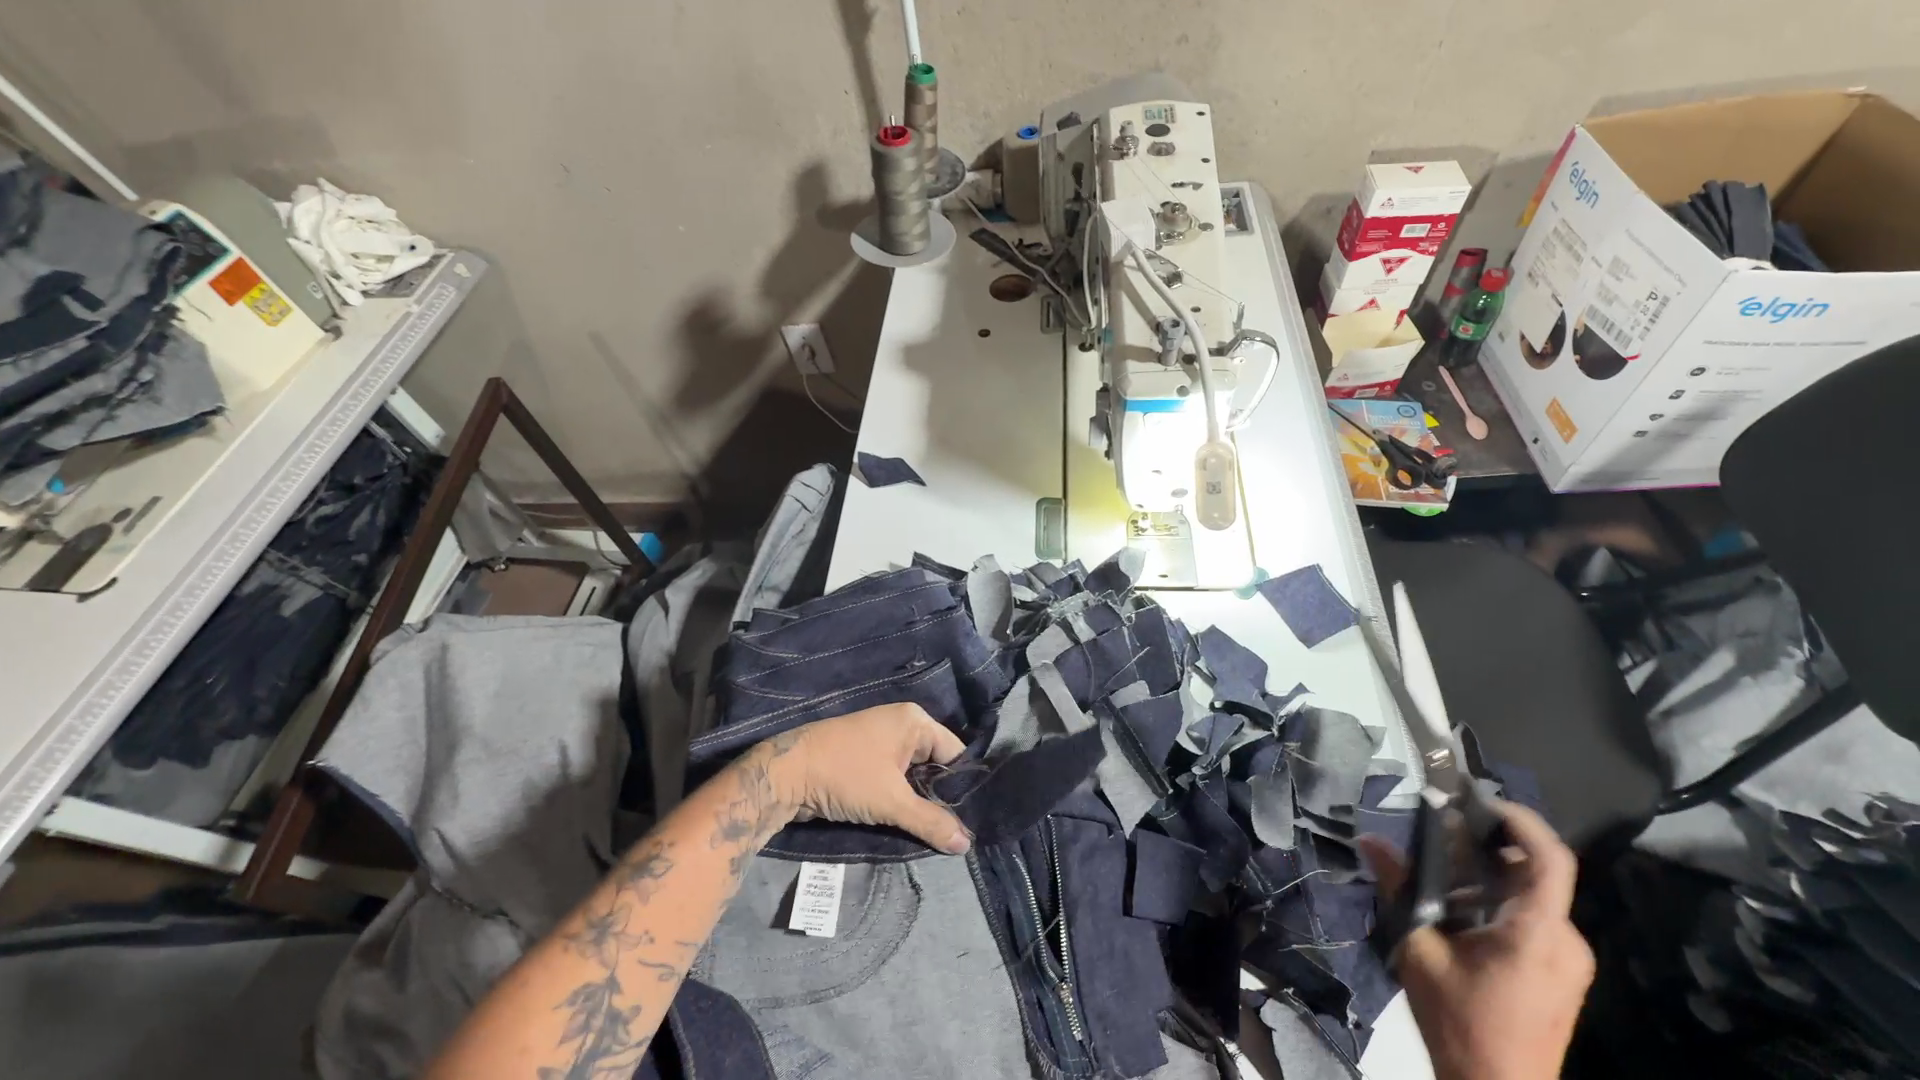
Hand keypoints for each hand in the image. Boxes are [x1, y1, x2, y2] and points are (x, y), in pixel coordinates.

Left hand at [748, 704, 971, 854]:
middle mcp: (901, 725)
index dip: (963, 786)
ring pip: (914, 775)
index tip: (973, 818)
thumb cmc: (844, 776)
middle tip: (956, 830)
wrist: (785, 776)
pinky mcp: (865, 759)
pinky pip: (895, 779)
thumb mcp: (892, 802)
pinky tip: (911, 821)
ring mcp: (881, 741)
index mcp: (914, 720)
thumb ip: (932, 822)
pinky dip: (901, 798)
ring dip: (920, 800)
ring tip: (937, 830)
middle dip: (942, 796)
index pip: (955, 754)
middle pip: (936, 764)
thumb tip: (967, 845)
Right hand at [1358, 801, 1594, 1079]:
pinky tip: (1463, 915)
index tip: (1480, 802)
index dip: (1521, 821)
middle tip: (1446, 834)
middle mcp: (1567, 941)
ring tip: (1445, 875)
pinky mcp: (1564, 978)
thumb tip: (1371, 842)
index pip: (1550, 858)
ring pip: (1535, 900)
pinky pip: (1537, 923)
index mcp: (1539, 932)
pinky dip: (1502, 906)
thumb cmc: (1460, 1023)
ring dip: (1494, 879)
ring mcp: (1571, 962)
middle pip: (1539, 875)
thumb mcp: (1419, 954)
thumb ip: (1400, 891)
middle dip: (1493, 848)